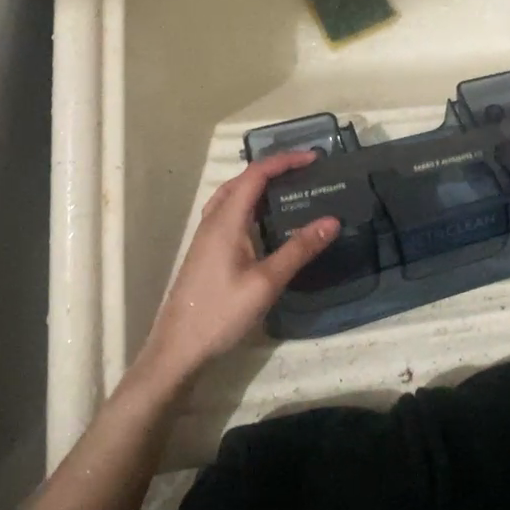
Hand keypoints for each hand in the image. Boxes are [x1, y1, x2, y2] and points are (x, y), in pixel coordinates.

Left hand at [131, 152, 338, 388]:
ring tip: (288, 189)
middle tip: (304, 171)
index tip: (314, 158)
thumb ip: (298, 250)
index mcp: (226, 221)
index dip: (284, 161)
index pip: (256, 175)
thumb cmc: (221, 314)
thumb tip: (332, 221)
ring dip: (259, 185)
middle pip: (241, 180)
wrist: (177, 350)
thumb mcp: (266, 283)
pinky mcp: (205, 252)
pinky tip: (264, 223)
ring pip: (232, 196)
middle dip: (273, 169)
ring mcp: (205, 237)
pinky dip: (250, 204)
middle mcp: (213, 221)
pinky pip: (229, 213)